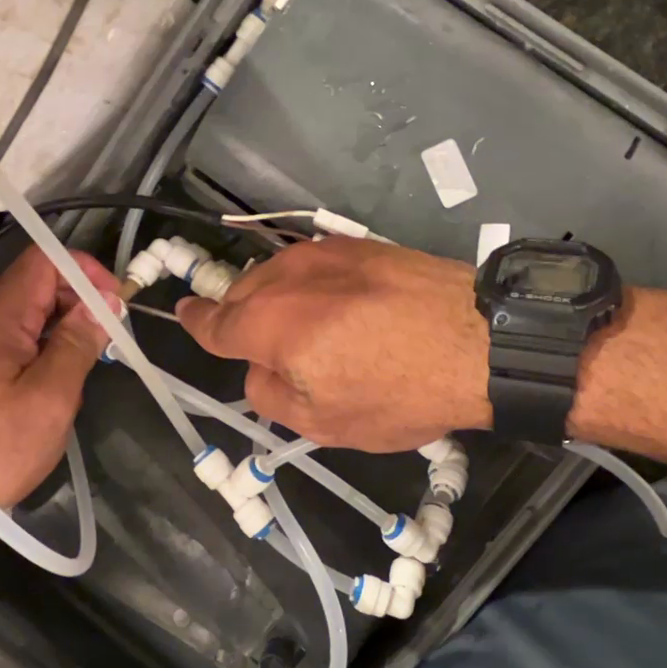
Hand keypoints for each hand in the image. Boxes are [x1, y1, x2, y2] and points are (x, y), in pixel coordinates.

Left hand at [0, 246, 118, 532]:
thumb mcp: (50, 398)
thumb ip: (78, 344)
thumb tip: (103, 302)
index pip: (44, 260)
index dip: (86, 271)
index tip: (115, 306)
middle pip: (31, 286)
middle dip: (75, 304)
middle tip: (106, 344)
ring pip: (17, 317)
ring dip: (56, 331)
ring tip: (79, 371)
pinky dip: (31, 350)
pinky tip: (43, 388)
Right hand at [177, 238, 490, 451]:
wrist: (481, 340)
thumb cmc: (399, 391)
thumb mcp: (324, 423)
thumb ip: (271, 394)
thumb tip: (261, 369)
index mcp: (268, 324)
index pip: (213, 322)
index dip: (195, 323)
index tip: (184, 315)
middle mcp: (287, 277)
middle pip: (243, 295)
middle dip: (244, 320)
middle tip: (272, 353)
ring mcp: (325, 253)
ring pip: (278, 276)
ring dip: (280, 301)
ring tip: (311, 334)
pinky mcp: (360, 244)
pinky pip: (315, 266)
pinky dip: (313, 287)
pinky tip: (341, 309)